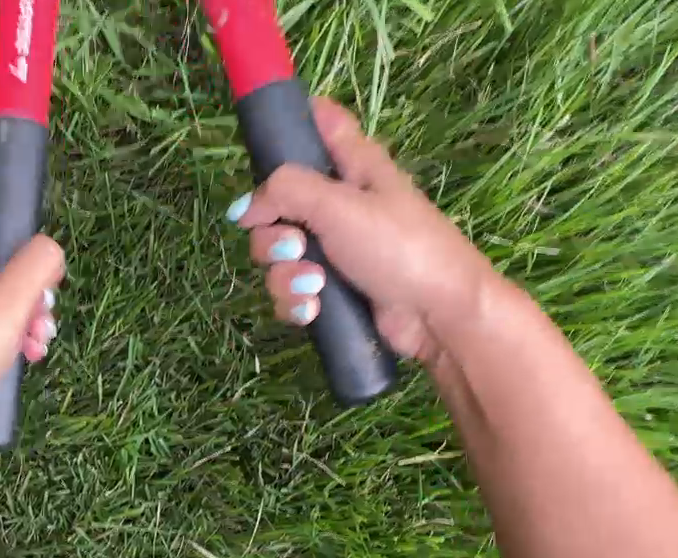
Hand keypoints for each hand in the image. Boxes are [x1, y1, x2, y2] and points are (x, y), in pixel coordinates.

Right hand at [228, 98, 500, 362]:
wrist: (434, 313)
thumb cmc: (398, 247)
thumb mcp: (339, 206)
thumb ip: (285, 192)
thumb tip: (243, 208)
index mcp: (352, 167)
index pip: (320, 124)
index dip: (290, 126)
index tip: (264, 150)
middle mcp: (338, 205)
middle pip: (276, 208)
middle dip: (272, 235)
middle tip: (295, 247)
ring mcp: (332, 251)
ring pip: (278, 258)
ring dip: (286, 277)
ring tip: (315, 286)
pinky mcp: (328, 290)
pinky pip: (289, 292)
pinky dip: (295, 302)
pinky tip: (314, 309)